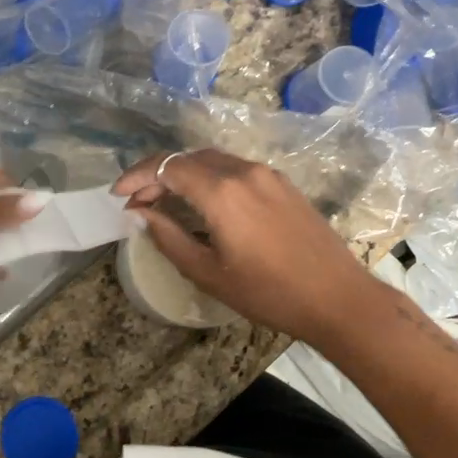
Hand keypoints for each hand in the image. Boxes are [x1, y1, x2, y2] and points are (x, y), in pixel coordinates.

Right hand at [113, 148, 384, 341]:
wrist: (339, 299)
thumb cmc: (269, 293)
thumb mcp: (208, 272)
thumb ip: (168, 237)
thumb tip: (140, 214)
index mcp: (222, 191)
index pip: (167, 167)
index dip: (137, 176)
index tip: (118, 195)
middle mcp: (244, 171)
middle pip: (188, 159)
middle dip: (157, 175)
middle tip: (137, 202)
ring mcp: (267, 175)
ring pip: (212, 161)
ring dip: (183, 175)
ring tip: (164, 201)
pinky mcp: (283, 184)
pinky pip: (235, 169)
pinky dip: (208, 178)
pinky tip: (202, 202)